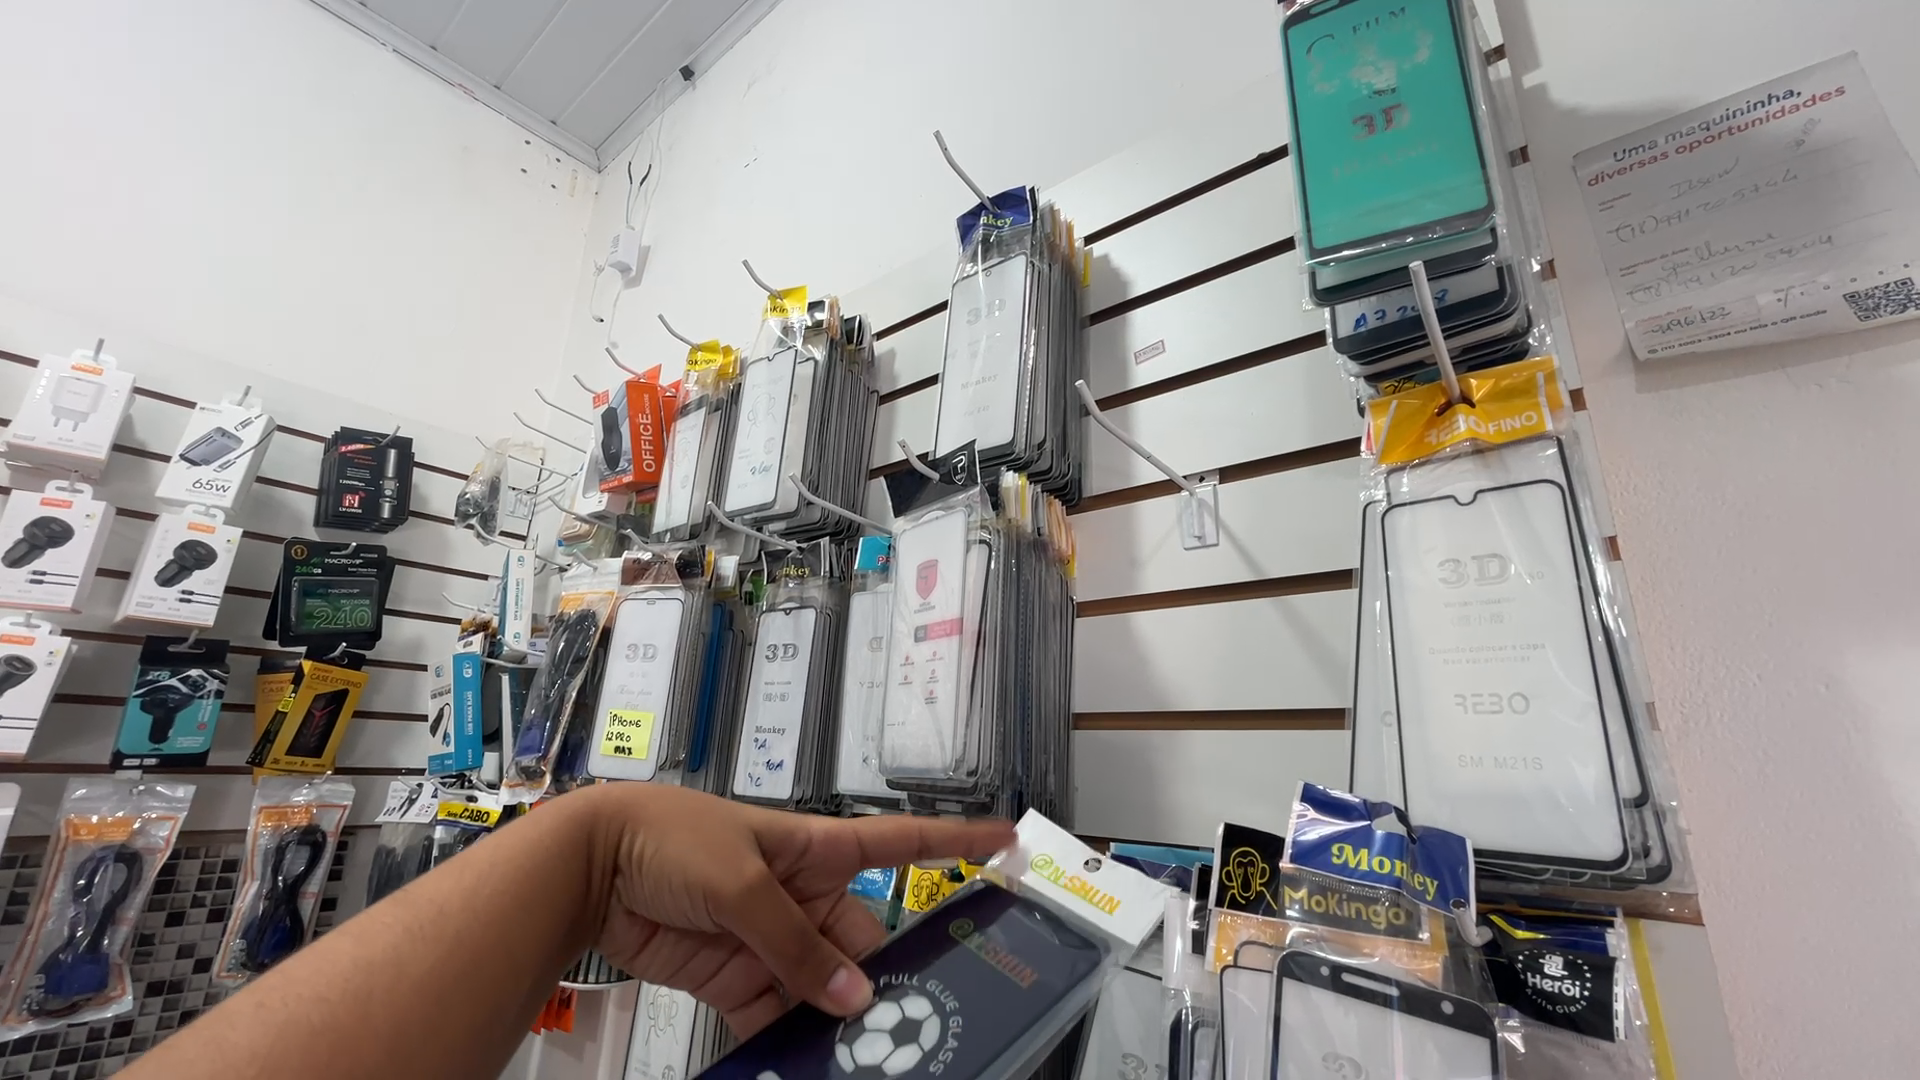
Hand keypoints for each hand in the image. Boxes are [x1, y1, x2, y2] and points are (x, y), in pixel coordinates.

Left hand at [576, 785, 1012, 1035]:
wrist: (595, 866)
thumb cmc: (678, 840)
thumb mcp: (744, 882)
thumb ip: (795, 942)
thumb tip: (853, 998)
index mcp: (822, 850)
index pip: (904, 842)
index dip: (959, 840)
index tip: (1010, 845)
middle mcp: (809, 896)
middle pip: (869, 944)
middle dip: (894, 985)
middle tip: (926, 1032)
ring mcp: (776, 940)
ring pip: (827, 990)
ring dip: (842, 1028)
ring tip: (870, 1065)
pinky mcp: (739, 977)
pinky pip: (777, 1018)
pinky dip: (789, 1048)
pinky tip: (807, 1072)